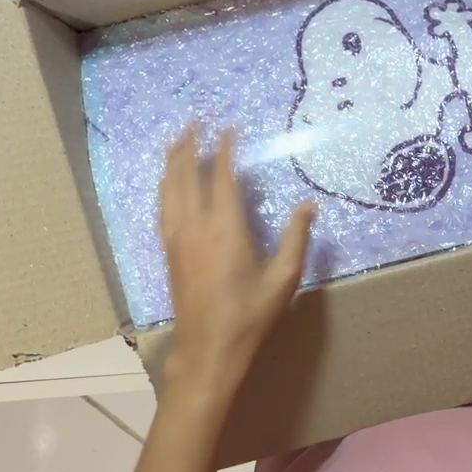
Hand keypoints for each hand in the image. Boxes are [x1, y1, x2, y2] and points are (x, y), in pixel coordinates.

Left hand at [161, 126, 313, 397]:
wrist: (209, 349)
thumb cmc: (250, 315)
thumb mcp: (284, 278)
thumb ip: (296, 238)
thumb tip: (308, 205)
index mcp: (225, 227)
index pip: (221, 175)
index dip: (225, 148)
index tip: (230, 128)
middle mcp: (195, 225)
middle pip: (185, 173)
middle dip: (189, 144)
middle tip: (196, 122)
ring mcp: (176, 238)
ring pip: (168, 188)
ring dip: (172, 160)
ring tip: (177, 141)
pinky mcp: (169, 251)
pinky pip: (163, 207)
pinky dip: (166, 185)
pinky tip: (168, 182)